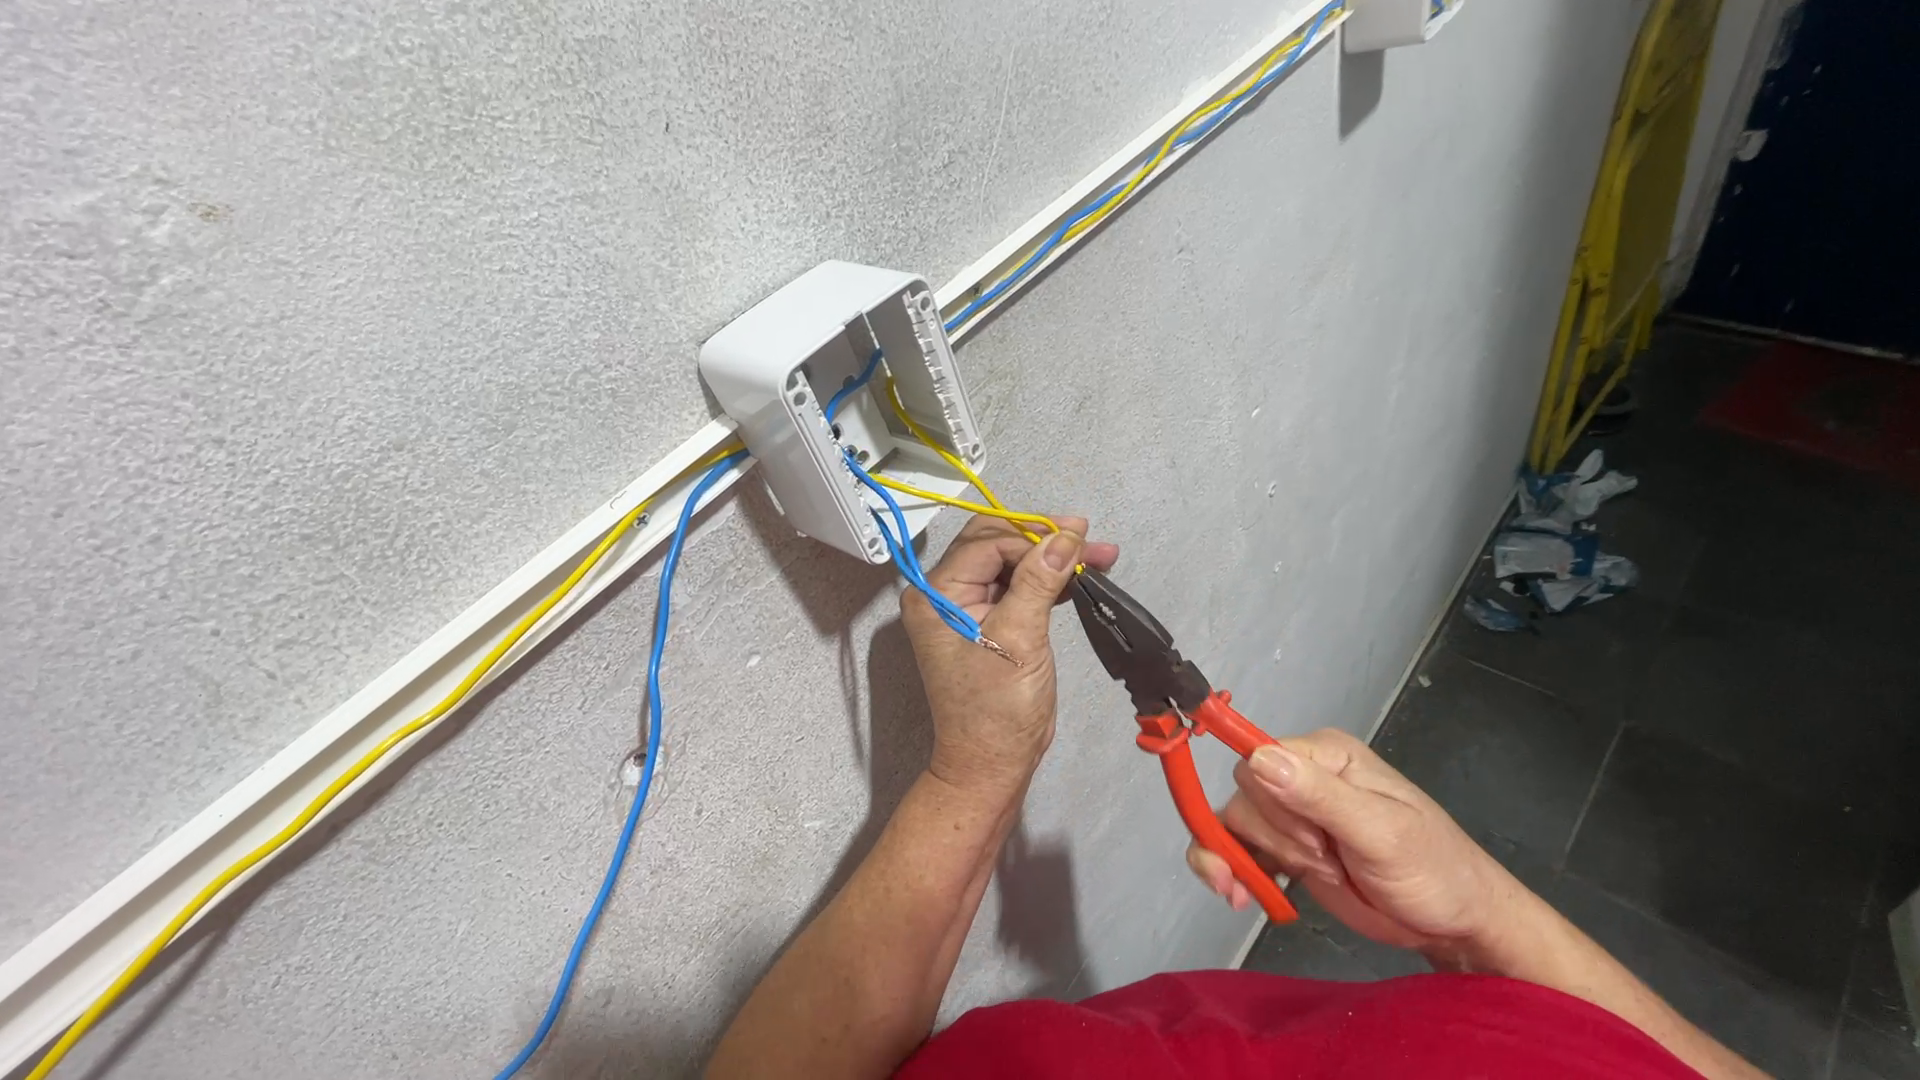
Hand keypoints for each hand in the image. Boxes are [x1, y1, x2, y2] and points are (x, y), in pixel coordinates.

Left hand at [902, 515, 1118, 795]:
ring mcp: (968, 608)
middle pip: (996, 546)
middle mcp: (944, 594)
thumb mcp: (1018, 639)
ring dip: (1052, 557)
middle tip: (1090, 539)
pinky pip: (1018, 586)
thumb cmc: (997, 708)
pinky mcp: (991, 622)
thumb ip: (1038, 581)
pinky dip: (1049, 579)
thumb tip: (1065, 536)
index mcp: (936, 594)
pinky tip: (1080, 575)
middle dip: (1044, 540)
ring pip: (1011, 563)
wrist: (994, 762)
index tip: (1079, 537)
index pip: (986, 544)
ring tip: (1099, 555)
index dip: (1032, 537)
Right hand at [1187, 729, 1516, 956]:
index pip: (1259, 761)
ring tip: (1292, 886)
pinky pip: (1232, 848)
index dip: (1274, 806)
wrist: (1453, 925)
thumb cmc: (1432, 870)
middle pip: (1245, 796)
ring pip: (1234, 823)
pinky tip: (1238, 895)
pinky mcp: (1282, 849)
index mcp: (1324, 756)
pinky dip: (1227, 870)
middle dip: (1273, 839)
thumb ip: (1319, 795)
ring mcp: (1289, 815)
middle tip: (1325, 865)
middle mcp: (1300, 776)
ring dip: (1252, 860)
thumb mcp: (1381, 831)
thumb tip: (1257, 758)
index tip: (1312, 845)